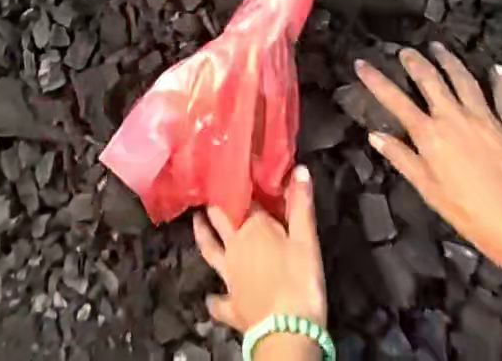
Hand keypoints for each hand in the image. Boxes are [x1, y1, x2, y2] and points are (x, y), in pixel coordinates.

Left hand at [193, 166, 327, 334]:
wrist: (286, 332)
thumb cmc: (299, 281)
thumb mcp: (307, 241)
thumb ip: (302, 205)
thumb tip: (300, 168)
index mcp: (253, 227)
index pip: (247, 202)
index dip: (244, 190)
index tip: (237, 178)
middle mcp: (235, 245)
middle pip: (221, 220)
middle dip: (216, 207)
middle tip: (209, 194)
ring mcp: (229, 275)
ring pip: (209, 250)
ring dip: (202, 236)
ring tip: (195, 222)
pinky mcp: (231, 305)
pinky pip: (219, 302)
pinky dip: (214, 300)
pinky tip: (210, 298)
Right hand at [354, 44, 501, 278]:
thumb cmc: (471, 215)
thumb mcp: (428, 190)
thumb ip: (401, 158)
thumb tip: (375, 135)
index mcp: (430, 135)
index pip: (394, 99)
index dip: (375, 79)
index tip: (360, 63)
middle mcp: (454, 119)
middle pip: (430, 80)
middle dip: (415, 61)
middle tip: (405, 50)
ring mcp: (485, 121)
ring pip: (464, 81)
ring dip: (449, 61)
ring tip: (439, 47)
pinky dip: (499, 82)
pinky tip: (496, 69)